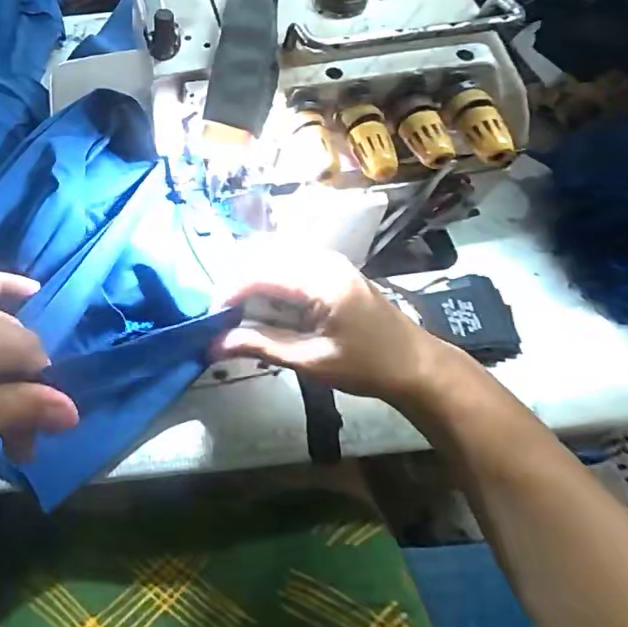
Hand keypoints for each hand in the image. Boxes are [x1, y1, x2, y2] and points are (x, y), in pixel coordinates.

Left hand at [0, 272, 79, 486]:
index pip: (26, 350)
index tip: (30, 449)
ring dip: (5, 364)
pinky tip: (23, 290)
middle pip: (9, 338)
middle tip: (14, 446)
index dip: (39, 396)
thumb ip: (7, 410)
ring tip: (6, 408)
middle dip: (19, 389)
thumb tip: (74, 410)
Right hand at [211, 246, 466, 404]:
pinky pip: (290, 265)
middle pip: (265, 259)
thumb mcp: (311, 361)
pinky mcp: (331, 269)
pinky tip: (265, 305)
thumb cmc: (366, 366)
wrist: (416, 367)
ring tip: (239, 312)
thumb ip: (261, 346)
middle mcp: (324, 260)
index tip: (211, 316)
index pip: (261, 274)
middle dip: (239, 286)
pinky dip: (272, 283)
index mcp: (322, 279)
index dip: (230, 292)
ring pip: (276, 260)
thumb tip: (215, 345)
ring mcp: (330, 261)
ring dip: (254, 283)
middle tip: (222, 316)